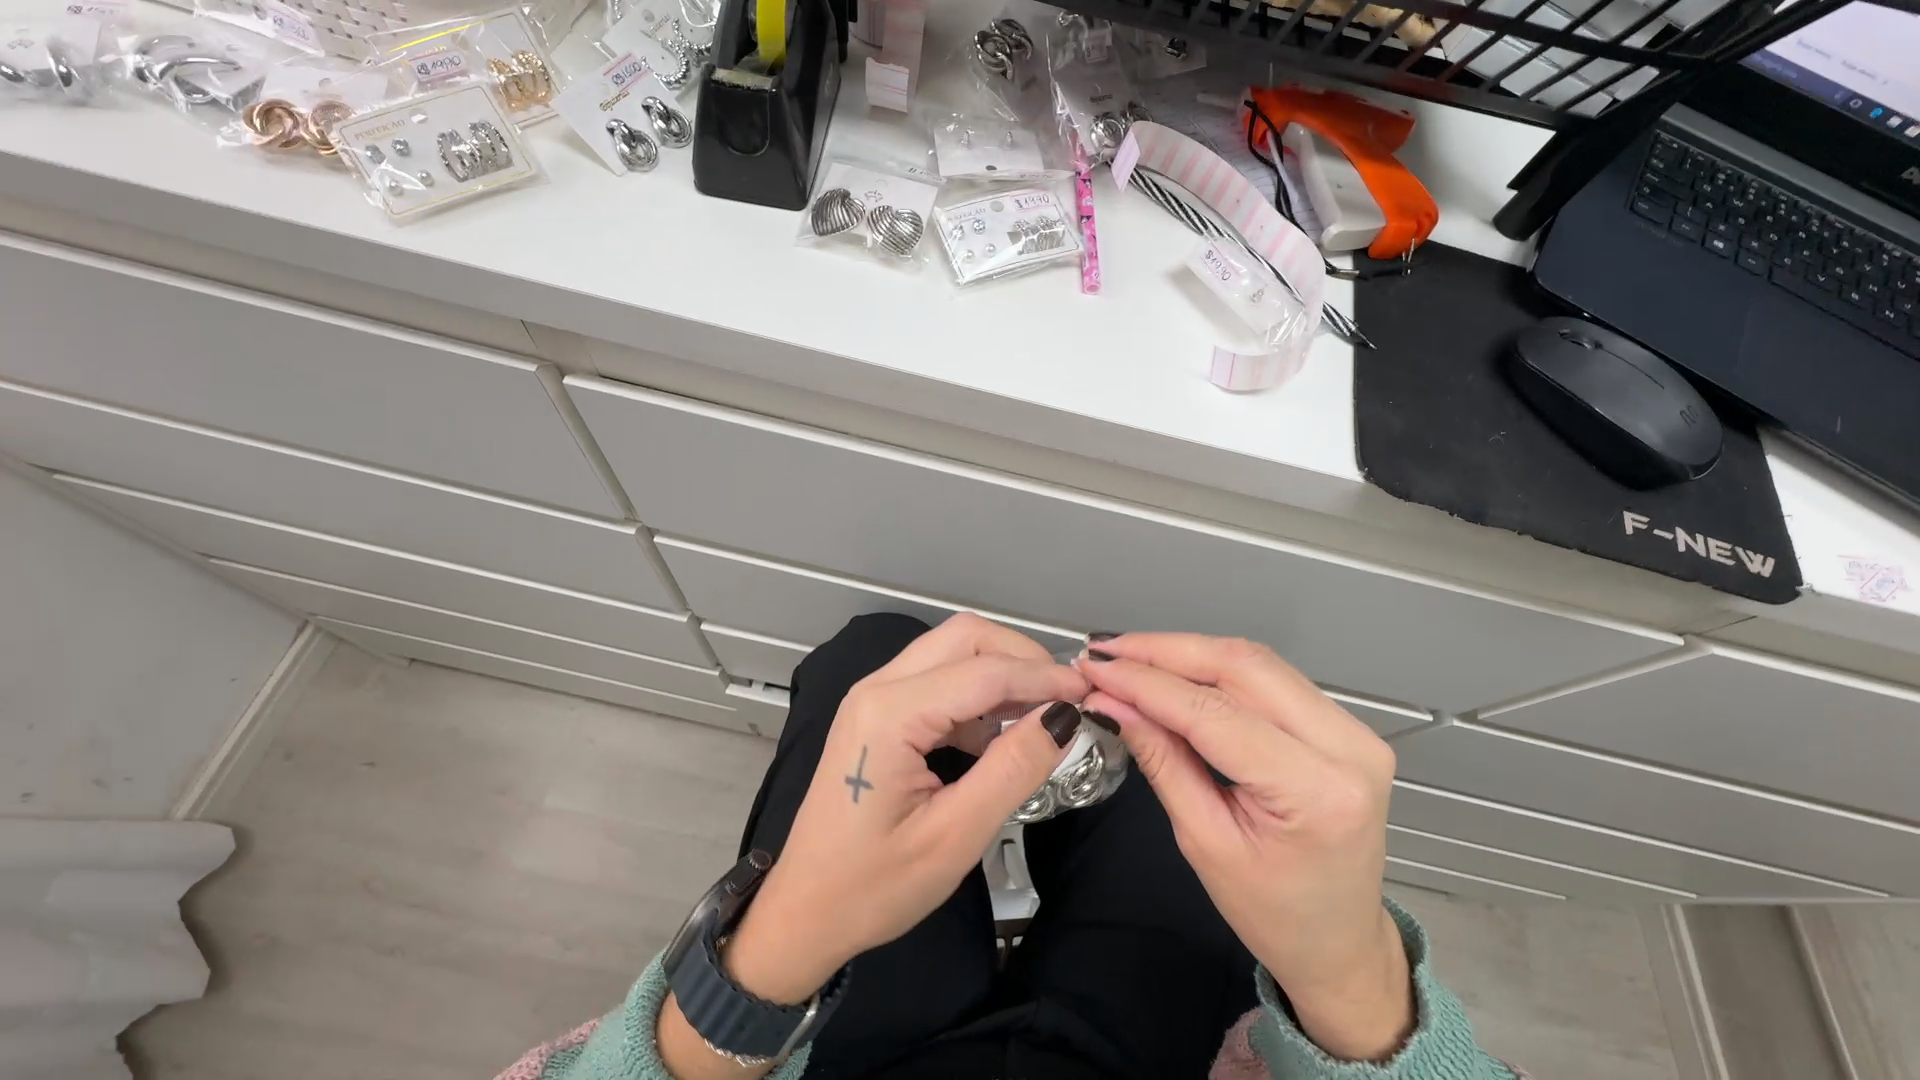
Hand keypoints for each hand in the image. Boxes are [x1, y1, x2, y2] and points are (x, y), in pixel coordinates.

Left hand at [660, 615, 1087, 1078]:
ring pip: (951, 652)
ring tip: (1043, 717)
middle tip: (1067, 699)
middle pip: (965, 638)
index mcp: (890, 713)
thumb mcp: (955, 835)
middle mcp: (877, 689)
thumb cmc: (873, 886)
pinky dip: (977, 695)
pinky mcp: (877, 715)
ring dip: (1001, 673)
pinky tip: (999, 736)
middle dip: (1022, 658)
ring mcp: (873, 698)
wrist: (805, 913)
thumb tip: (1064, 716)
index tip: (1092, 695)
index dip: (1045, 676)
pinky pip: (937, 681)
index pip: (985, 671)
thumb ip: (1014, 768)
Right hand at [1077, 633, 1412, 1062]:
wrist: (1340, 942)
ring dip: (1187, 652)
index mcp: (1315, 791)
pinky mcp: (1344, 725)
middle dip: (1165, 650)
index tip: (1093, 669)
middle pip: (1243, 665)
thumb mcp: (1203, 841)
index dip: (1146, 683)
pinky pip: (1271, 678)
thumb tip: (1109, 702)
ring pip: (1257, 662)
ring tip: (1128, 655)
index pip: (1214, 712)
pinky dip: (1214, 667)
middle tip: (1105, 649)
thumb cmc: (1271, 912)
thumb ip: (1161, 760)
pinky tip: (1173, 670)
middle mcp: (1347, 747)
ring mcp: (1353, 730)